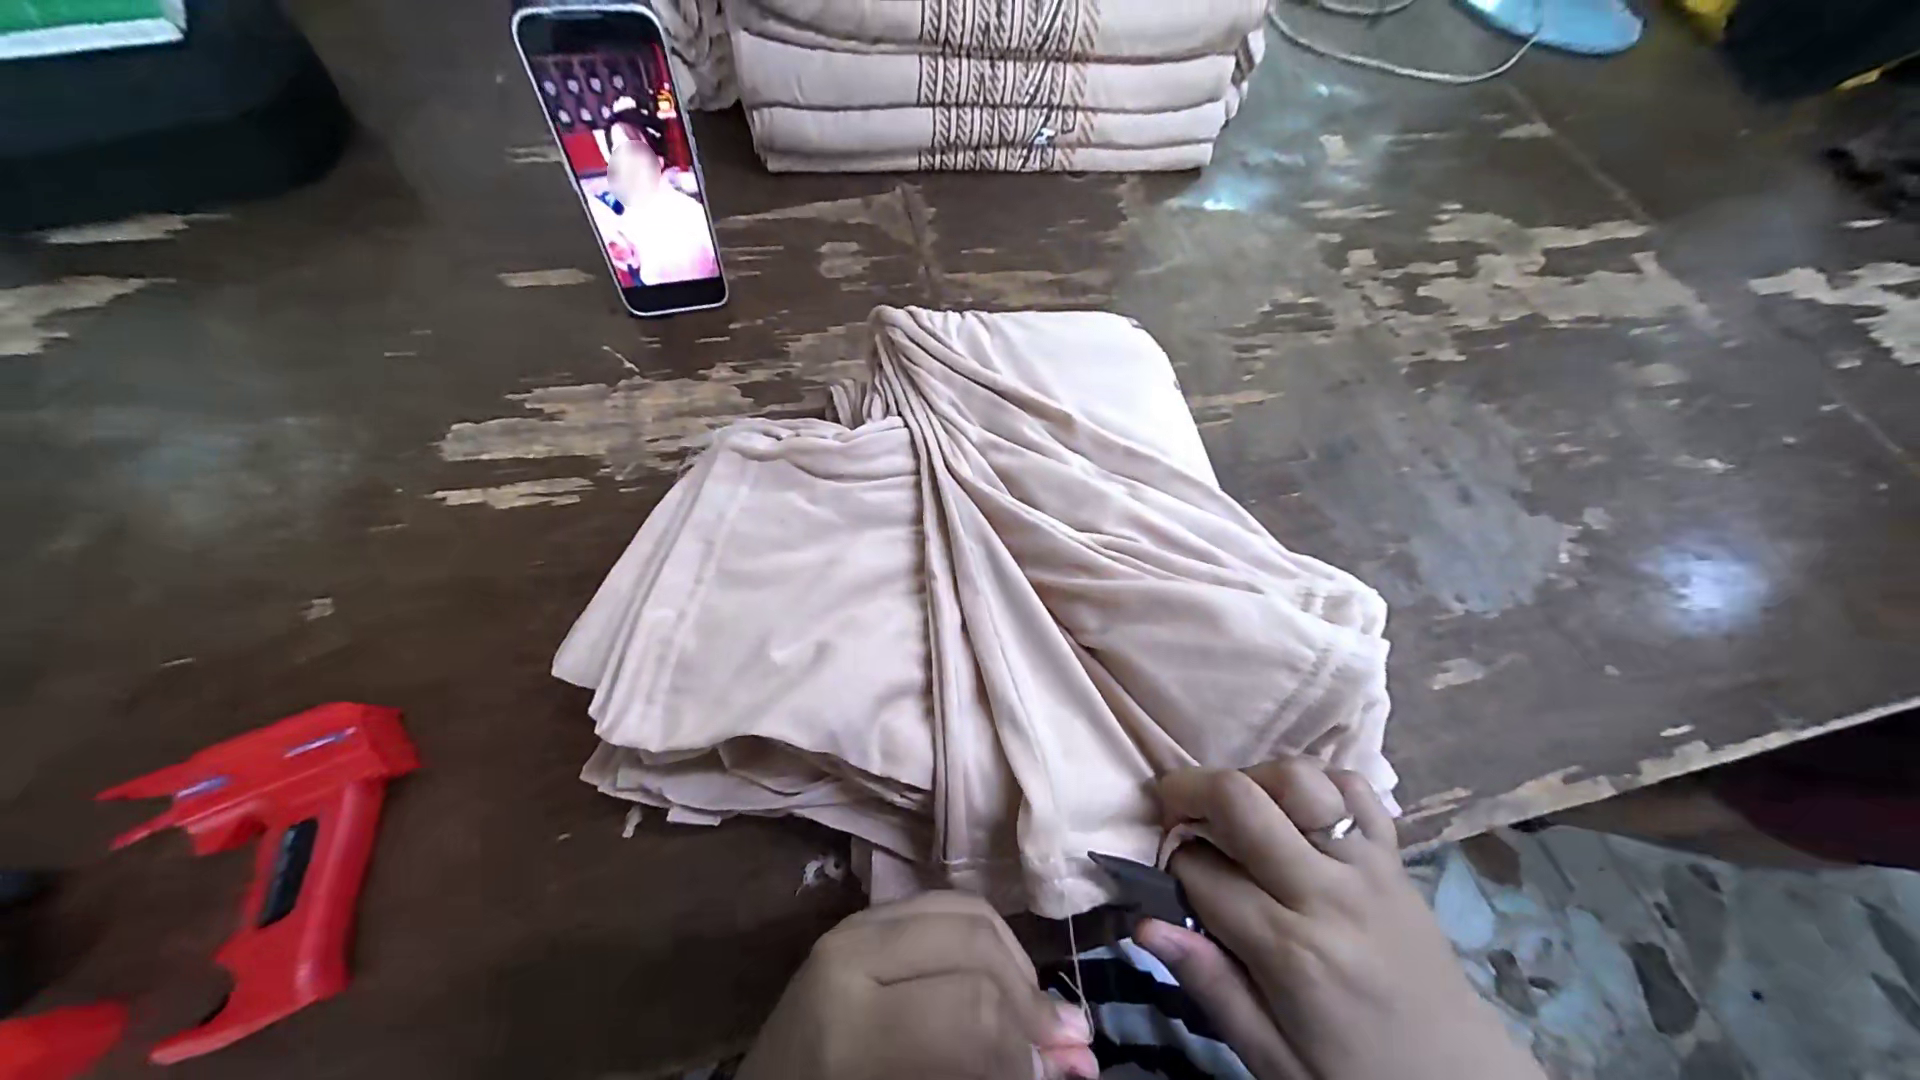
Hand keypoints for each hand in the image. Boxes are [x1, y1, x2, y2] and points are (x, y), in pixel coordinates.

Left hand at [736, 891, 1098, 1079]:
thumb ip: (988, 1076)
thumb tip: (1076, 1065)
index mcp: (848, 1024)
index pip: (969, 1010)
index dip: (1026, 1046)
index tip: (1059, 1076)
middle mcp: (851, 952)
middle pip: (973, 941)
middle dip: (1028, 995)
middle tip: (1063, 1044)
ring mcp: (856, 923)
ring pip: (965, 910)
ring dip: (1012, 960)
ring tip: (1032, 1011)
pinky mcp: (865, 916)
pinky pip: (942, 906)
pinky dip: (984, 939)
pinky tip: (996, 977)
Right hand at [1133, 760, 1545, 1079]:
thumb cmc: (1357, 1078)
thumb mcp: (1274, 1060)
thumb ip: (1211, 985)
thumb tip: (1143, 921)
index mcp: (1289, 950)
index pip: (1200, 870)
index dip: (1170, 864)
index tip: (1167, 875)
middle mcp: (1326, 893)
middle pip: (1241, 800)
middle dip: (1189, 789)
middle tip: (1172, 804)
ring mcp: (1368, 867)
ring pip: (1297, 778)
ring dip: (1252, 779)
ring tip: (1236, 806)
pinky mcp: (1396, 858)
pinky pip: (1355, 788)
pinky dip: (1317, 782)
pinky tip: (1296, 808)